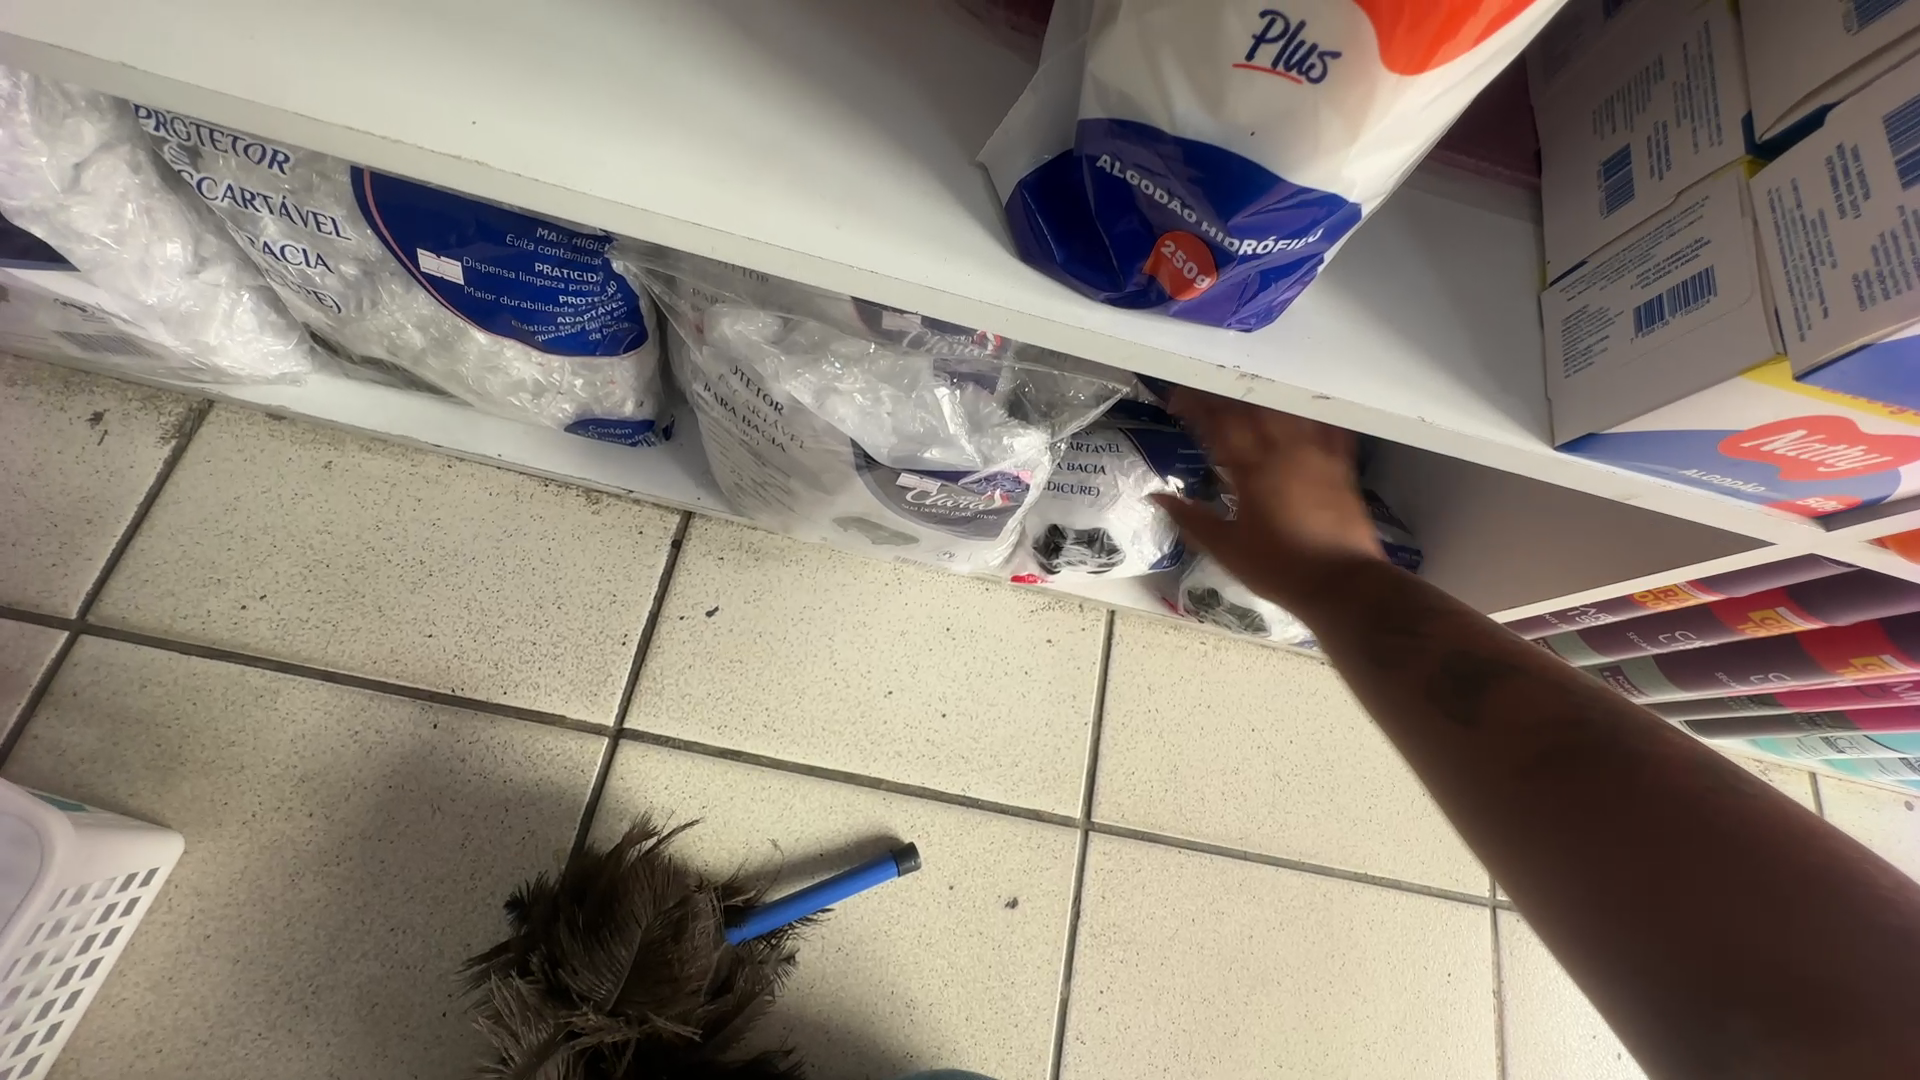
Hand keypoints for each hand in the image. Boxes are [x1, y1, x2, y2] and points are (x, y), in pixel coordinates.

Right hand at [1151, 388, 1384, 608]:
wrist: (1342, 584)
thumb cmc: (1278, 568)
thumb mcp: (1225, 548)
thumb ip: (1190, 518)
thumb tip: (1157, 496)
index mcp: (1253, 470)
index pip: (1218, 423)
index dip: (1195, 405)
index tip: (1176, 400)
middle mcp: (1286, 453)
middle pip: (1253, 408)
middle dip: (1225, 396)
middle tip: (1204, 395)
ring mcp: (1318, 456)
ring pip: (1289, 411)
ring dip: (1263, 400)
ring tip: (1244, 399)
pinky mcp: (1342, 468)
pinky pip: (1328, 428)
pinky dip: (1310, 415)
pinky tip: (1300, 412)